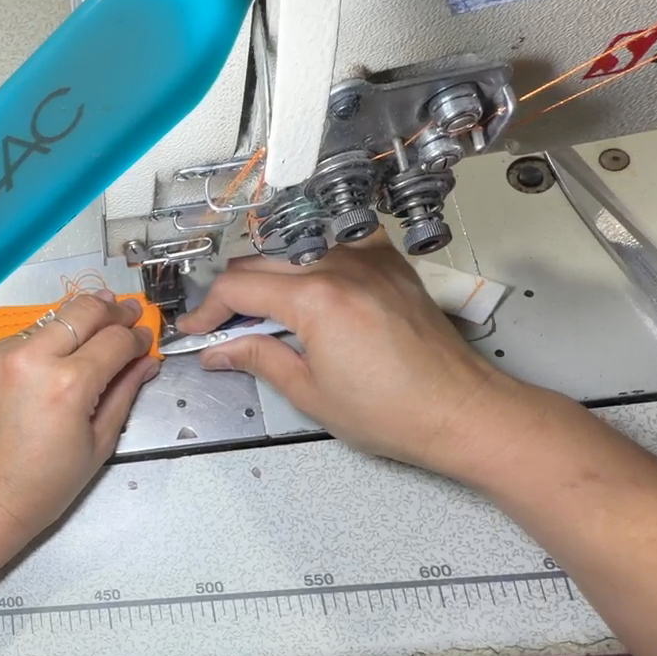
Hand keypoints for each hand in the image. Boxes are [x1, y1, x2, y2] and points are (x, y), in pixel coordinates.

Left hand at [0, 291, 158, 548]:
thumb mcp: (99, 443)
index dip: (137, 337)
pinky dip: (37, 346)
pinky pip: (18, 339)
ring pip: (48, 320)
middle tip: (126, 313)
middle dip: (110, 311)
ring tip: (90, 334)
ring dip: (72, 326)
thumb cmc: (46, 484)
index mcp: (67, 384)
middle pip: (82, 310)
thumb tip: (147, 359)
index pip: (115, 339)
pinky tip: (45, 365)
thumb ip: (124, 391)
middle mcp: (29, 358)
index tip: (144, 339)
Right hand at [176, 235, 544, 479]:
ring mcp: (371, 260)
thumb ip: (257, 358)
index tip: (195, 331)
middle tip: (219, 327)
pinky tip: (306, 285)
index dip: (206, 311)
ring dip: (267, 275)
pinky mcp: (391, 265)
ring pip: (295, 249)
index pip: (237, 288)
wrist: (461, 411)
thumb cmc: (393, 411)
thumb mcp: (307, 392)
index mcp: (316, 300)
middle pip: (260, 263)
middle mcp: (343, 267)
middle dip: (230, 295)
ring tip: (259, 311)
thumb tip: (219, 351)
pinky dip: (312, 258)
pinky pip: (338, 243)